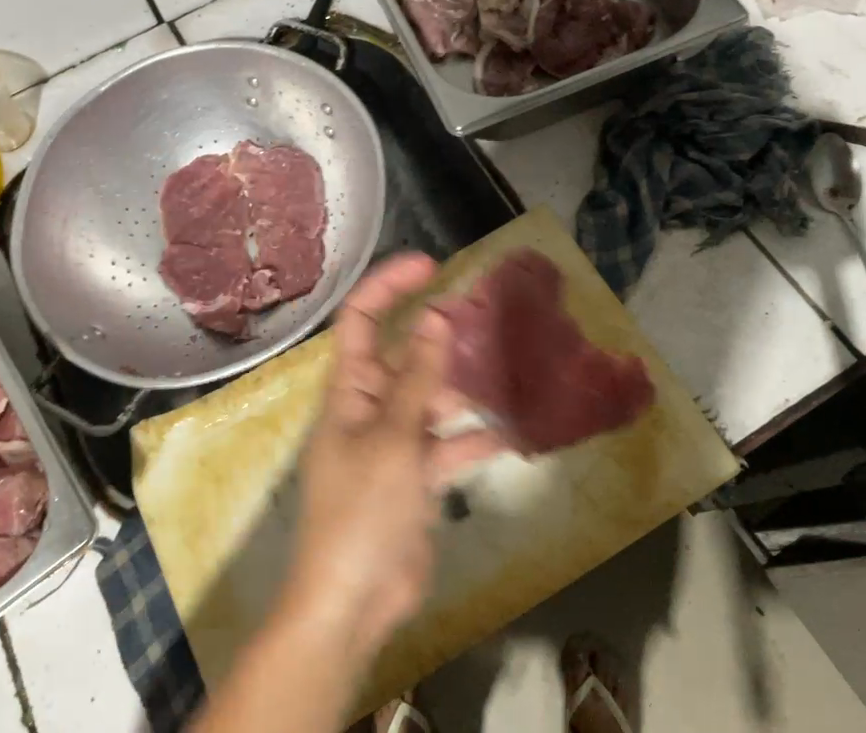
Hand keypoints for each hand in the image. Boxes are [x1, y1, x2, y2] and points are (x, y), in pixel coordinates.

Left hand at [278, 252, 504, 662]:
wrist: (353, 599)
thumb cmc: (362, 511)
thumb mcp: (392, 439)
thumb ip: (417, 379)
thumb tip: (437, 317)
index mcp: (349, 390)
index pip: (362, 320)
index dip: (390, 286)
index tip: (433, 265)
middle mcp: (370, 408)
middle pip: (406, 355)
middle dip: (442, 335)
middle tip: (492, 317)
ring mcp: (395, 444)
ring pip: (434, 399)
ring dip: (466, 386)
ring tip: (513, 366)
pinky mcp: (418, 479)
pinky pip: (450, 446)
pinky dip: (477, 439)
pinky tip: (516, 434)